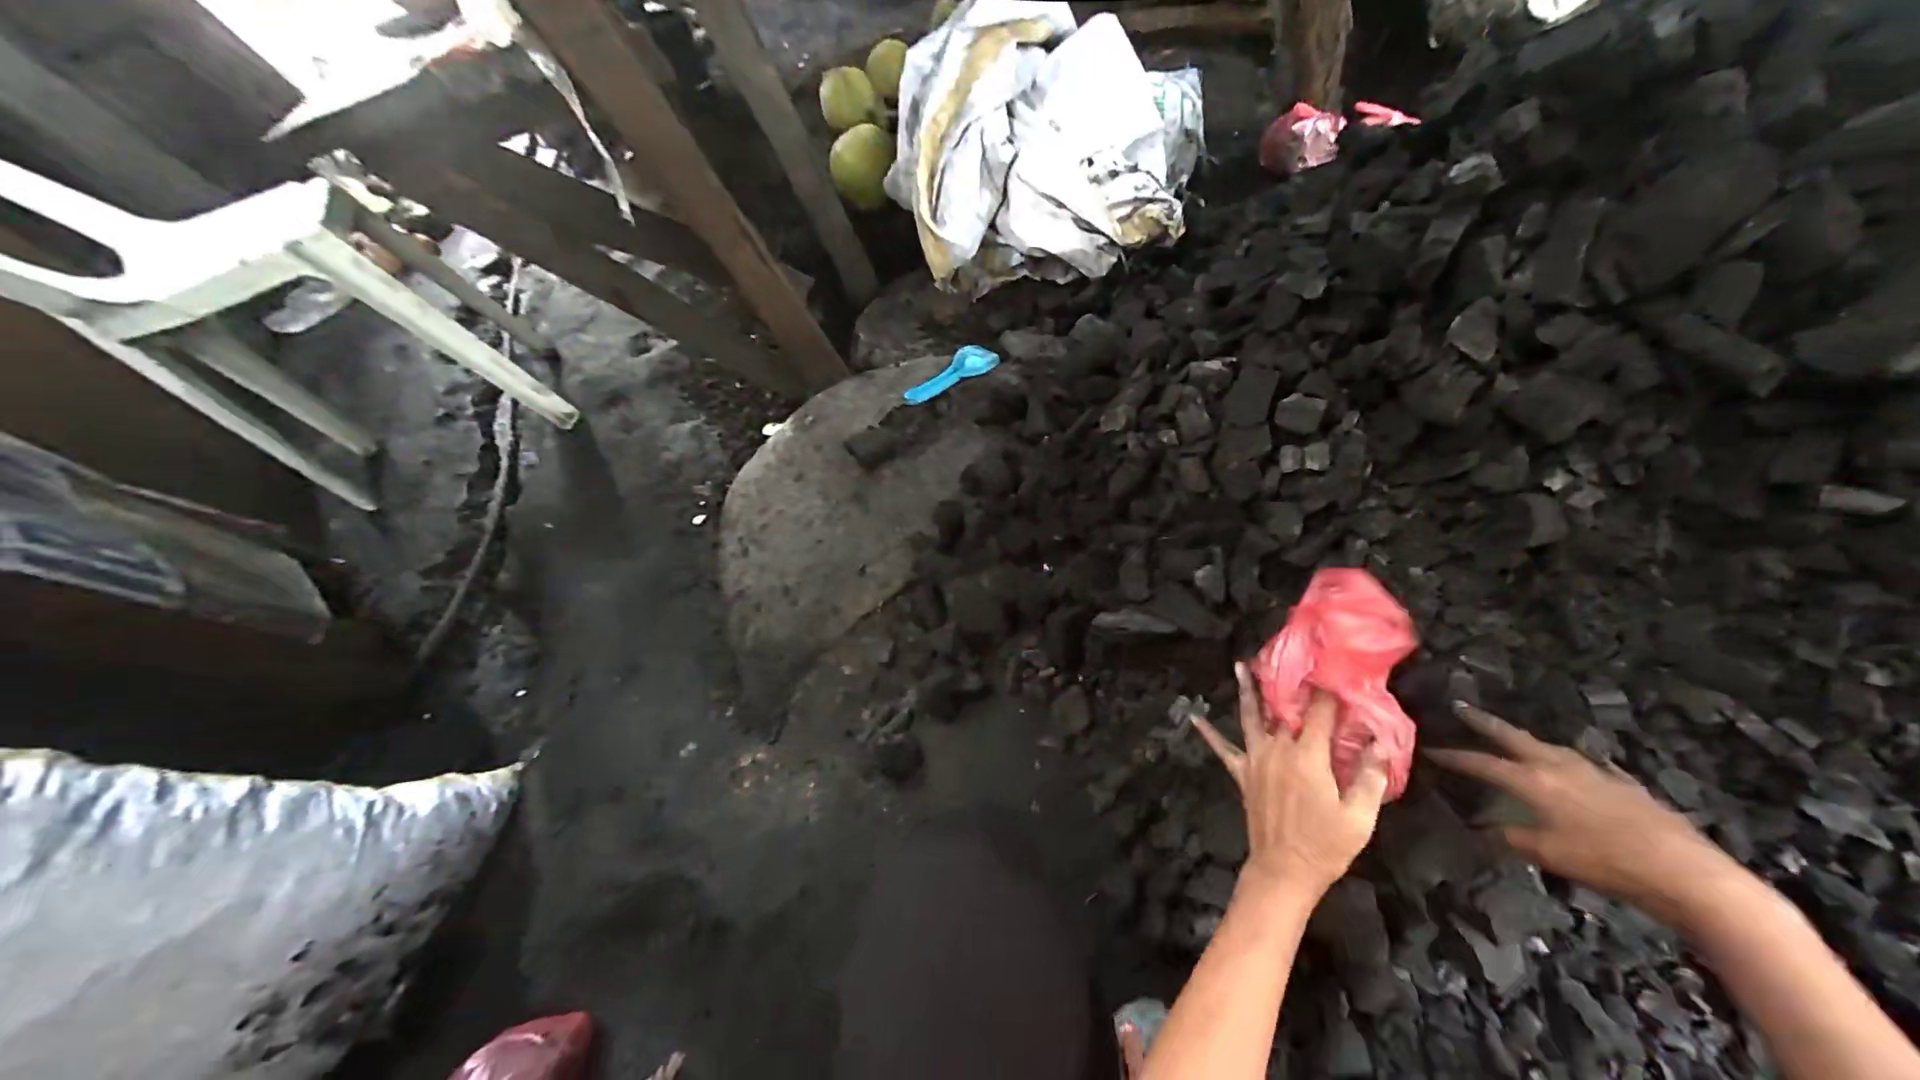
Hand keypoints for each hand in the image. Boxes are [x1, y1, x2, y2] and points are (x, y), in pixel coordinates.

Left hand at [1192, 663, 1388, 899]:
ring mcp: (1255, 759)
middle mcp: (1278, 749)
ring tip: (1240, 666)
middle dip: (1289, 682)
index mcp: (1308, 756)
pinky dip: (1209, 733)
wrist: (1284, 870)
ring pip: (1250, 718)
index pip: (1320, 713)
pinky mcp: (1242, 773)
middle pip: (1284, 709)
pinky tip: (1195, 717)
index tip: (1332, 667)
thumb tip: (1381, 742)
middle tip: (1286, 654)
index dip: (1328, 690)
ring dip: (1247, 691)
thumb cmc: (1326, 845)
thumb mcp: (1359, 816)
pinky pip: (1223, 748)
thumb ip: (1370, 776)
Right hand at [1426, 701, 1736, 921]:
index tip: (1429, 749)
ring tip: (1515, 739)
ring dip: (1527, 741)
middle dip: (1484, 723)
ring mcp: (1597, 773)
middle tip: (1462, 708)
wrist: (1688, 873)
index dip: (1453, 756)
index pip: (1481, 763)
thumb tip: (1486, 829)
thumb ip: (1512, 838)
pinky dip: (1571, 763)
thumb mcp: (1548, 854)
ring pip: (1551, 747)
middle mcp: (1559, 767)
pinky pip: (1588, 765)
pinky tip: (1577, 768)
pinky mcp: (1626, 785)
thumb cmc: (1607, 862)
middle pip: (1513, 737)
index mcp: (1533, 782)